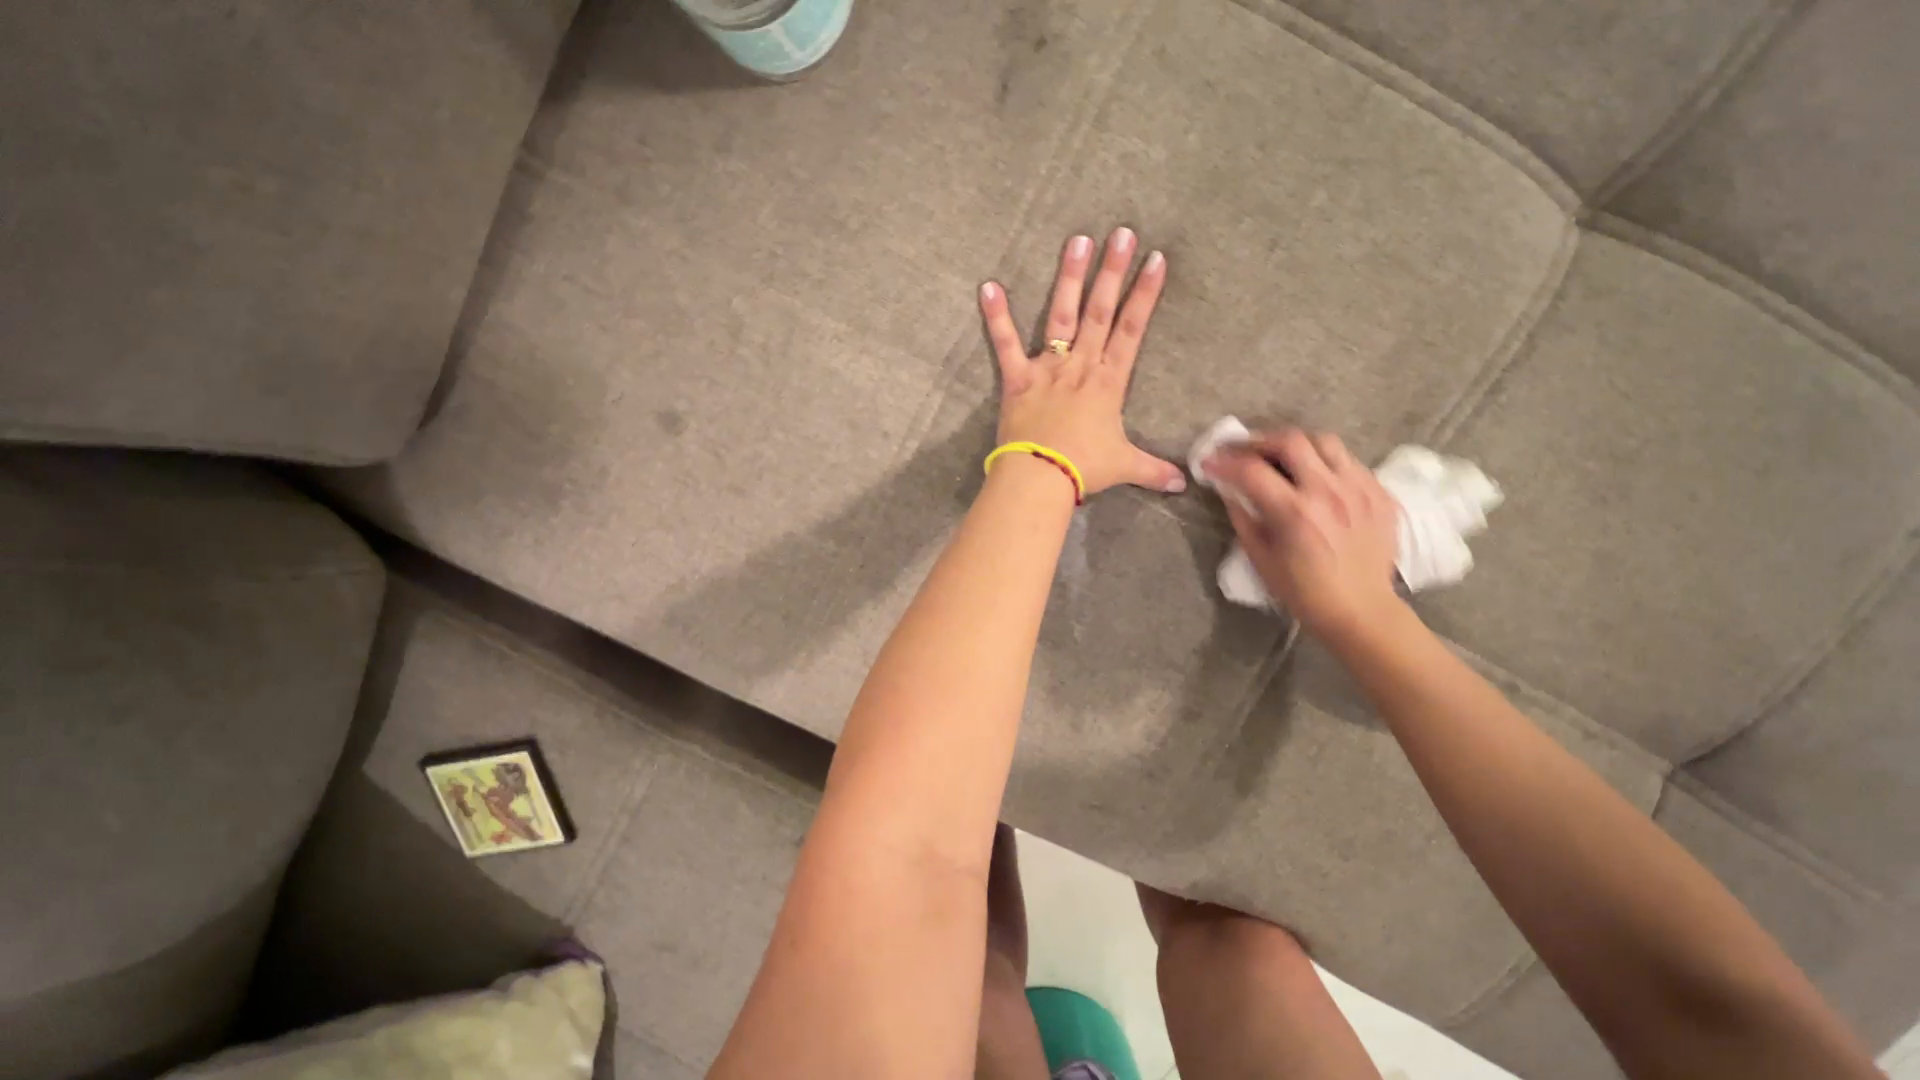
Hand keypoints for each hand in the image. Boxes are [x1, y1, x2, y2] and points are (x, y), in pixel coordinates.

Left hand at [979, 228, 1184, 497]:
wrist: (1042, 478)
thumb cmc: (1085, 469)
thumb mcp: (1126, 467)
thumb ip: (1154, 469)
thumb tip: (1182, 484)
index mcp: (1109, 381)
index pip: (1132, 329)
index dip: (1145, 294)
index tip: (1156, 259)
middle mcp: (1081, 366)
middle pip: (1100, 311)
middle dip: (1112, 271)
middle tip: (1120, 232)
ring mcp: (1048, 369)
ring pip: (1061, 316)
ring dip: (1069, 278)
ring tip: (1077, 241)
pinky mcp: (1017, 379)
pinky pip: (1005, 344)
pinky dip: (996, 317)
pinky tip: (988, 286)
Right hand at [1203, 430, 1403, 641]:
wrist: (1362, 611)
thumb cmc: (1305, 593)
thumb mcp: (1261, 559)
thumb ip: (1243, 518)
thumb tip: (1230, 489)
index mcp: (1295, 512)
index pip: (1251, 470)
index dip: (1225, 461)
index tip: (1211, 462)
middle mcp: (1329, 491)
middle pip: (1290, 440)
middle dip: (1259, 441)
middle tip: (1245, 451)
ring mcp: (1359, 488)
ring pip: (1325, 441)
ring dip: (1297, 444)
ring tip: (1283, 456)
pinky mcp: (1380, 493)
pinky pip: (1350, 462)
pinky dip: (1327, 462)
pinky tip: (1317, 477)